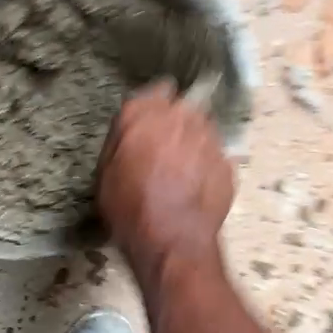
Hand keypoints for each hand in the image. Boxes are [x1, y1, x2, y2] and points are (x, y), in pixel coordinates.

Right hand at [97, 82, 234, 270]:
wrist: (172, 240)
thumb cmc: (129, 209)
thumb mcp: (106, 173)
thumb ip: (122, 139)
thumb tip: (133, 127)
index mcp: (145, 114)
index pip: (155, 91)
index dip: (151, 109)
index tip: (146, 127)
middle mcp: (181, 116)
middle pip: (181, 109)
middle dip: (173, 125)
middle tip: (161, 153)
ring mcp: (209, 137)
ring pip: (201, 130)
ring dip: (191, 144)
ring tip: (180, 174)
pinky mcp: (227, 161)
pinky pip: (214, 157)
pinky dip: (206, 167)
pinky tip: (194, 190)